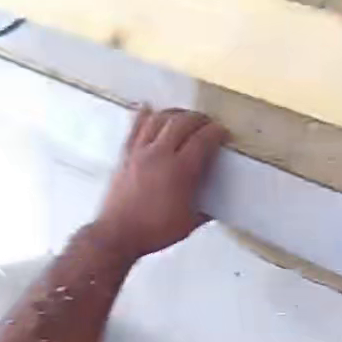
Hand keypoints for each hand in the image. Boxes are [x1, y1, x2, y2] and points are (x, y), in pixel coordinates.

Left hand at [90, 107, 228, 258]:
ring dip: (174, 113)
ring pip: (159, 119)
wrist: (118, 233)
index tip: (223, 132)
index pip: (202, 140)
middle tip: (207, 122)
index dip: (216, 132)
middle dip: (198, 118)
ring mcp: (140, 152)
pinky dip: (143, 114)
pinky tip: (148, 108)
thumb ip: (206, 208)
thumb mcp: (190, 222)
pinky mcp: (125, 154)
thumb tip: (215, 203)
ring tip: (184, 115)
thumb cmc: (155, 231)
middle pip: (181, 122)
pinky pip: (135, 127)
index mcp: (180, 171)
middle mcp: (160, 154)